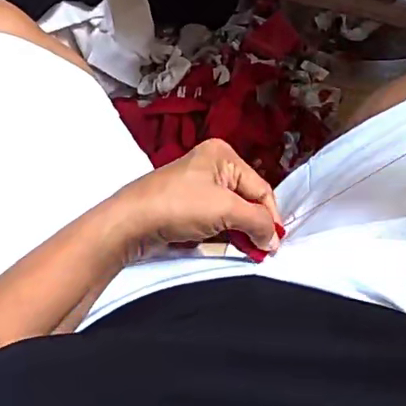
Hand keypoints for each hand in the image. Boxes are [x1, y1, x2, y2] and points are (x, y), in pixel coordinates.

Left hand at [101, 140, 282, 262]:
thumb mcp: (225, 210)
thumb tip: (273, 237)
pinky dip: (223, 235)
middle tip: (261, 250)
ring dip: (239, 232)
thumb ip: (257, 222)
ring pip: (232, 213)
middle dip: (255, 225)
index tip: (275, 243)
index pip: (260, 188)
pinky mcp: (187, 207)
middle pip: (248, 200)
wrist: (131, 223)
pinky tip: (225, 246)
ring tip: (245, 250)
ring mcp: (198, 187)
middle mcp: (212, 166)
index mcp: (223, 155)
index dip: (270, 217)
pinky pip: (215, 221)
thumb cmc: (176, 206)